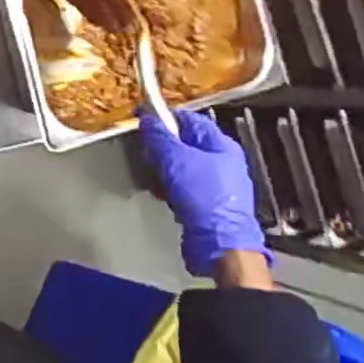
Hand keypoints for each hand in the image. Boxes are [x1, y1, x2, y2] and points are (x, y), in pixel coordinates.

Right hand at [139, 109, 268, 278]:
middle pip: (182, 144)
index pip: (188, 119)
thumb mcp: (177, 161)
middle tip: (149, 157)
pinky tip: (165, 196)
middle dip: (161, 150)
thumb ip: (160, 138)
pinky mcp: (205, 204)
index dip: (164, 119)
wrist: (219, 244)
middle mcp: (221, 162)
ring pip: (179, 167)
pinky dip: (169, 189)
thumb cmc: (205, 199)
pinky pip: (181, 187)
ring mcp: (214, 184)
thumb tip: (147, 120)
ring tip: (157, 181)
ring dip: (163, 172)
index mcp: (221, 145)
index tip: (142, 121)